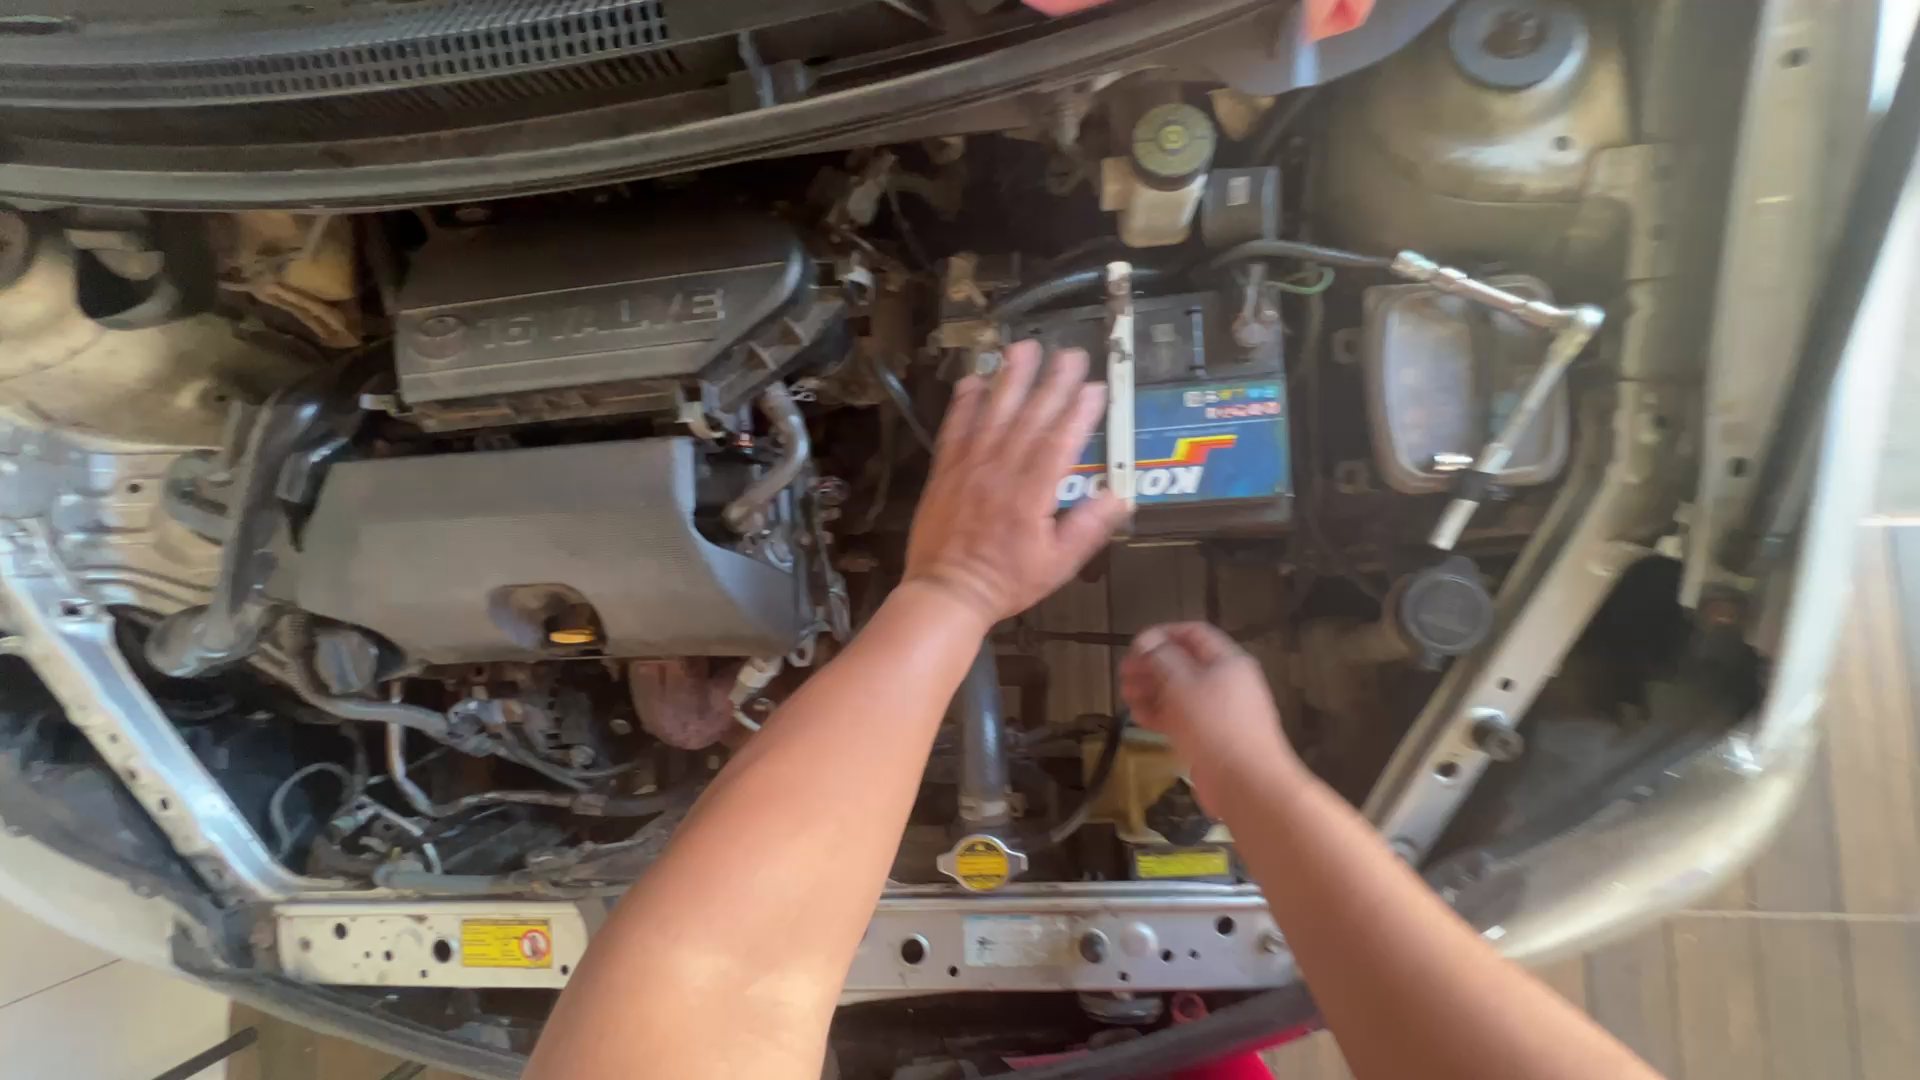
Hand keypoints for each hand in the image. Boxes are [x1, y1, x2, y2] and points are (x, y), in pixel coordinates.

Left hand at [902, 340, 1130, 626]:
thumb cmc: (1006, 581)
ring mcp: (968, 467)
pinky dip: (963, 403)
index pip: (1059, 443)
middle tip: (1070, 353)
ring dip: (1009, 379)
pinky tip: (973, 380)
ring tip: (1023, 348)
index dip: (1078, 412)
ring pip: (991, 415)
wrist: (946, 592)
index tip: (1095, 387)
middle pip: (1029, 419)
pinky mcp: (944, 471)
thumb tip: (1120, 495)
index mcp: (1031, 494)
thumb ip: (1088, 528)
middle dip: (1052, 383)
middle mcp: (1000, 472)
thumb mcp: (1058, 565)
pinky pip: (954, 430)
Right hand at [1120, 623, 1299, 797]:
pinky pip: (1181, 718)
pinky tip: (1138, 715)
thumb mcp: (1182, 682)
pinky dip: (1160, 714)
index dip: (1163, 634)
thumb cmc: (1214, 724)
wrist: (1246, 783)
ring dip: (1151, 690)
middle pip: (1183, 664)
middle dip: (1151, 665)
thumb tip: (1146, 640)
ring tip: (1125, 694)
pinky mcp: (1209, 738)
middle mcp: (1225, 682)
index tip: (1135, 644)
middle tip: (1124, 672)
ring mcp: (1217, 712)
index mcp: (1227, 661)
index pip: (1193, 634)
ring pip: (1179, 692)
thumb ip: (1161, 657)